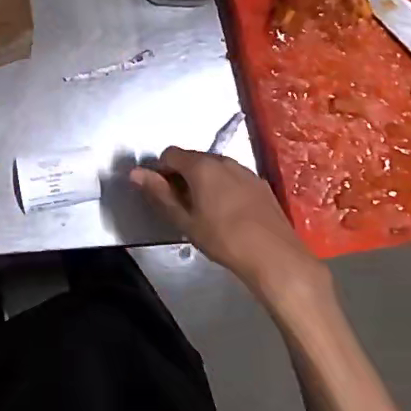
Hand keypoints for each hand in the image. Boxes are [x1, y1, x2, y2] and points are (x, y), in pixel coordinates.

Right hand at [130, 146, 324, 300]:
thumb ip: (159, 193)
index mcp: (201, 165)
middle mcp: (223, 160)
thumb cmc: (223, 238)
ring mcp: (245, 170)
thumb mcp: (185, 220)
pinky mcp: (260, 184)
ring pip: (214, 168)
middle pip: (193, 158)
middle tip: (181, 207)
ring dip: (203, 182)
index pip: (170, 154)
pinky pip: (233, 178)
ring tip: (205, 212)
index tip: (163, 195)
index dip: (161, 171)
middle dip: (182, 176)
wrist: (275, 256)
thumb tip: (135, 173)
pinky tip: (229, 214)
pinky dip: (223, 188)